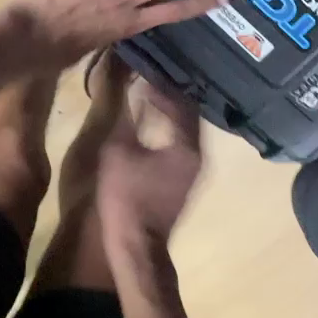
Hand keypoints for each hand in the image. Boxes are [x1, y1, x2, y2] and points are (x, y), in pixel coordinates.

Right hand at [97, 67, 204, 245]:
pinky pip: (183, 140)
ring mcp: (195, 169)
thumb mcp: (118, 149)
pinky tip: (151, 120)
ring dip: (170, 109)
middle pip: (189, 112)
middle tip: (148, 75)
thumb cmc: (127, 197)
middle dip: (170, 92)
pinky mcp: (186, 179)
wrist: (136, 248)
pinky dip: (170, 125)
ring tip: (148, 92)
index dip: (161, 84)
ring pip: (187, 127)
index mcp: (187, 145)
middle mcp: (199, 154)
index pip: (180, 102)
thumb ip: (127, 114)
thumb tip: (131, 84)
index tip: (143, 70)